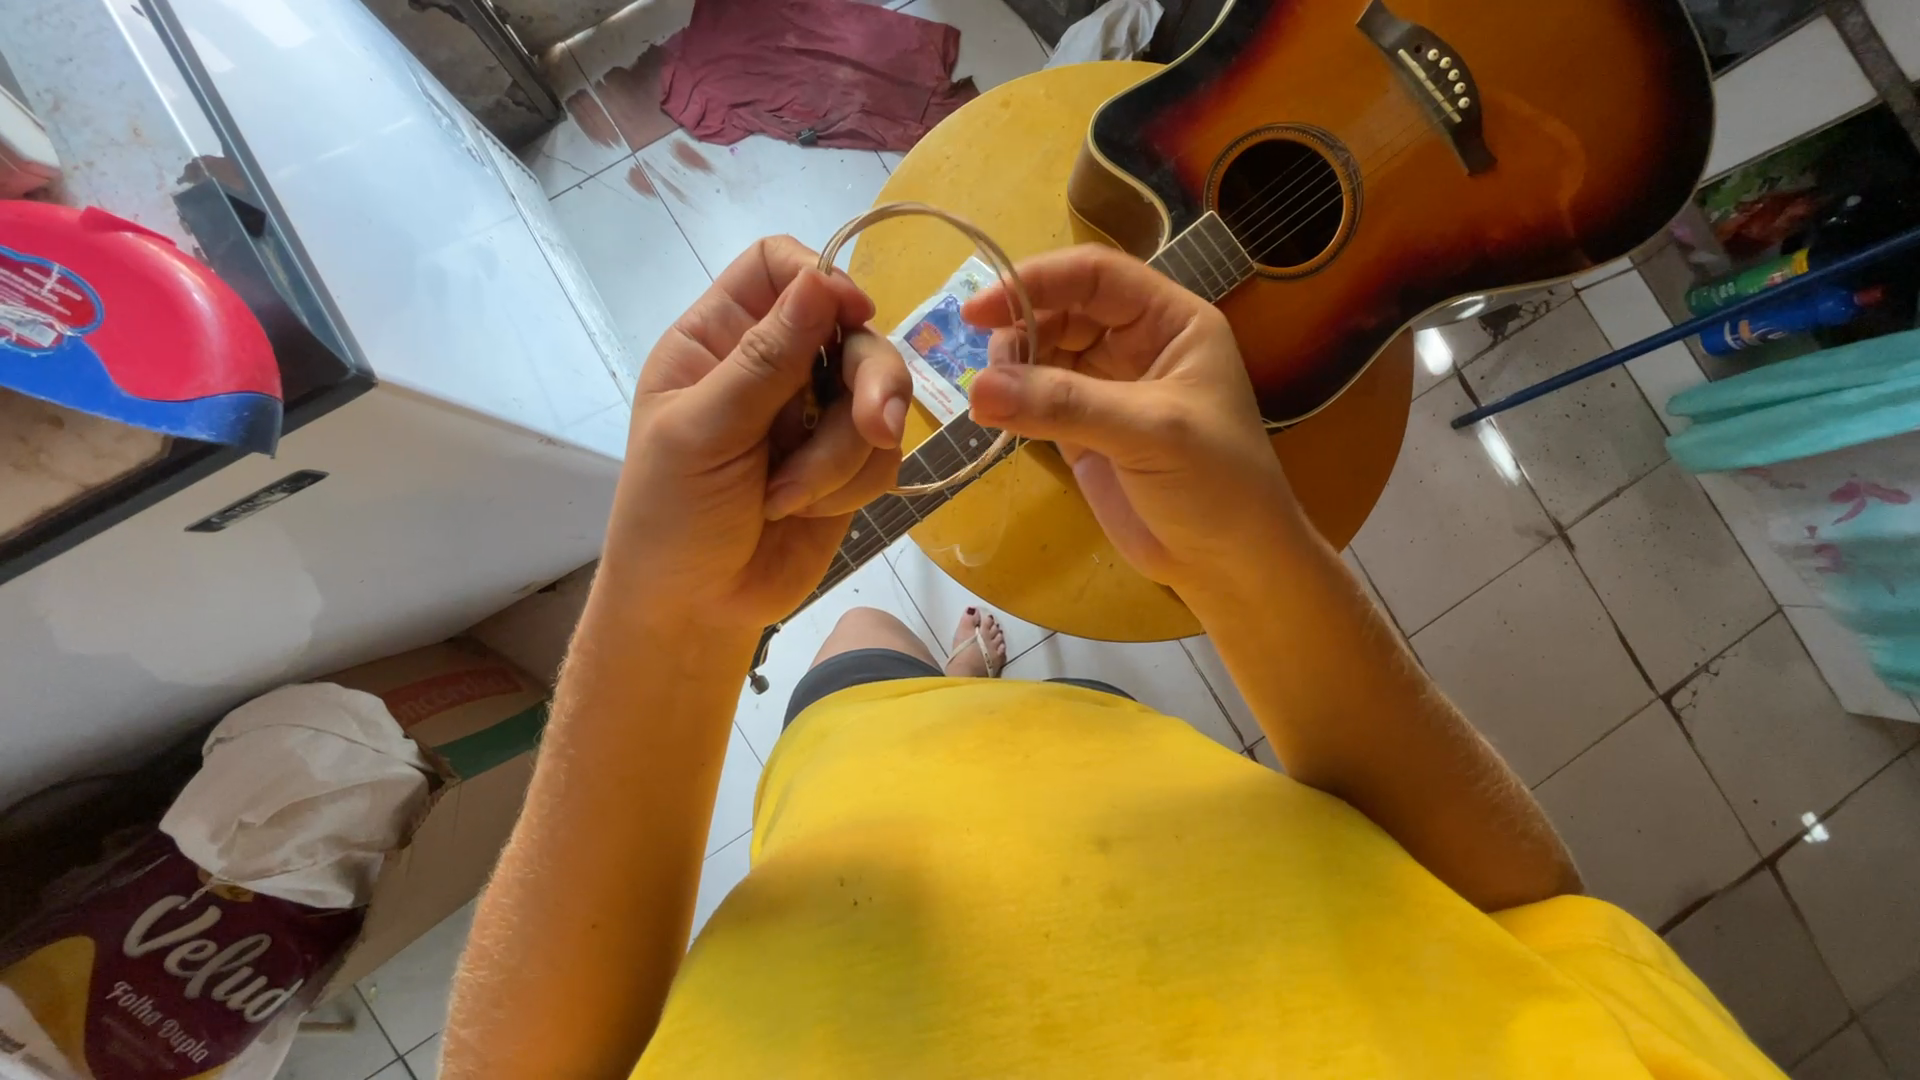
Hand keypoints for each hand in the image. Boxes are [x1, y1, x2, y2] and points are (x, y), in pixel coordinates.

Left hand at [603, 236, 910, 630]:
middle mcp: (776, 369)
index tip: (853, 313)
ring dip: (842, 457)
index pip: (779, 269)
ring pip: (879, 399)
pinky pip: (884, 455)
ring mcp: (816, 418)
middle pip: (853, 333)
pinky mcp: (848, 467)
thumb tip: (822, 280)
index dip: (822, 279)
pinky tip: (808, 512)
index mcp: (721, 341)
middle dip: (870, 384)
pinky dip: (853, 486)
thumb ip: (764, 360)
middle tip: (874, 428)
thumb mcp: (704, 433)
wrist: (700, 607)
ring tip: (788, 499)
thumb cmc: (673, 516)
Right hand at [963, 245, 1305, 595]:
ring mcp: (1107, 388)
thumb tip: (979, 388)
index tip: (978, 310)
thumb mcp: (1149, 432)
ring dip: (1011, 368)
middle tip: (987, 369)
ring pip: (1044, 354)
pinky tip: (993, 416)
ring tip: (988, 398)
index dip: (1036, 281)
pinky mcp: (1083, 431)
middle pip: (1062, 311)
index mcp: (1170, 321)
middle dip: (1020, 329)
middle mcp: (1136, 344)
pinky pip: (1037, 401)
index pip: (1095, 276)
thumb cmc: (1214, 484)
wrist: (1226, 562)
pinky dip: (1012, 403)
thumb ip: (1065, 405)